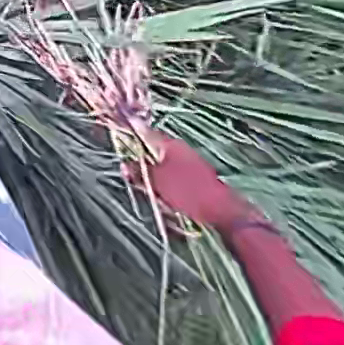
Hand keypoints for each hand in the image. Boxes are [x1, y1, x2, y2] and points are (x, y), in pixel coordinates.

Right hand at [127, 128, 262, 232]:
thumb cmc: (188, 191)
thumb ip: (139, 171)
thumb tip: (123, 164)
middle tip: (131, 175)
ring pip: (163, 165)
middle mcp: (181, 150)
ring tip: (150, 189)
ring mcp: (191, 163)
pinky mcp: (197, 178)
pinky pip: (174, 176)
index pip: (145, 133)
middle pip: (153, 150)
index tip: (120, 134)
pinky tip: (165, 196)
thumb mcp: (157, 182)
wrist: (223, 211)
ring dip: (154, 175)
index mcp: (170, 144)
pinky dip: (166, 183)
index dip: (132, 133)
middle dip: (141, 161)